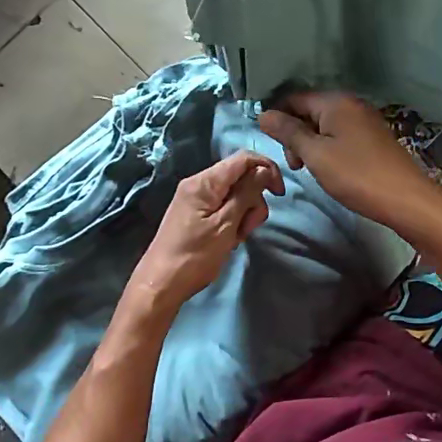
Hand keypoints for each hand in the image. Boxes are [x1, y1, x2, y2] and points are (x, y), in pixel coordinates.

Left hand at [129, 150, 286, 306]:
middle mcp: (199, 183)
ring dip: (244, 214)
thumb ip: (246, 193)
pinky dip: (232, 220)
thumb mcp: (226, 225)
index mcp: (205, 181)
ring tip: (235, 239)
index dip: (266, 169)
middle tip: (247, 228)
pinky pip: (222, 206)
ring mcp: (196, 198)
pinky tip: (228, 240)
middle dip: (253, 200)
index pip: (244, 158)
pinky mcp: (195, 212)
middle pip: (240, 177)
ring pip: (234, 194)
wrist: (162, 283)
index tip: (279, 194)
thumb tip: (263, 169)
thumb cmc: (195, 256)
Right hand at [258, 92, 441, 237]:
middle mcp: (351, 103)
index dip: (277, 117)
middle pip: (309, 110)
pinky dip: (329, 148)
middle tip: (295, 164)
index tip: (269, 144)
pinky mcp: (373, 138)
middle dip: (295, 133)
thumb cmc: (356, 175)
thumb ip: (288, 132)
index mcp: (335, 101)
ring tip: (311, 169)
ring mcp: (365, 120)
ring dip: (311, 144)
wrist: (406, 199)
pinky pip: (341, 135)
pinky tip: (331, 169)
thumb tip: (264, 114)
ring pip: (325, 124)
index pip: (293, 98)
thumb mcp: (315, 155)